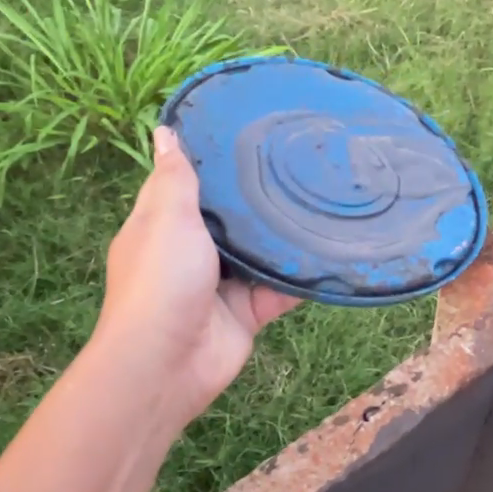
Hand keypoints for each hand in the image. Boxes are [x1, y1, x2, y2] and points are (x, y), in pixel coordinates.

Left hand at [89, 126, 299, 422]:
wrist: (169, 361)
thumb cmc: (161, 280)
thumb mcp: (166, 217)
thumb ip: (175, 178)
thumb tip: (164, 130)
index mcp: (163, 226)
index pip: (186, 185)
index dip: (210, 161)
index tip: (247, 132)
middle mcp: (192, 253)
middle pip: (228, 218)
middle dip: (257, 199)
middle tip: (299, 163)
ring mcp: (222, 285)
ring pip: (259, 253)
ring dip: (283, 237)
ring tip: (322, 201)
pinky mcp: (250, 312)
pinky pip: (282, 288)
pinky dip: (302, 277)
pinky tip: (331, 252)